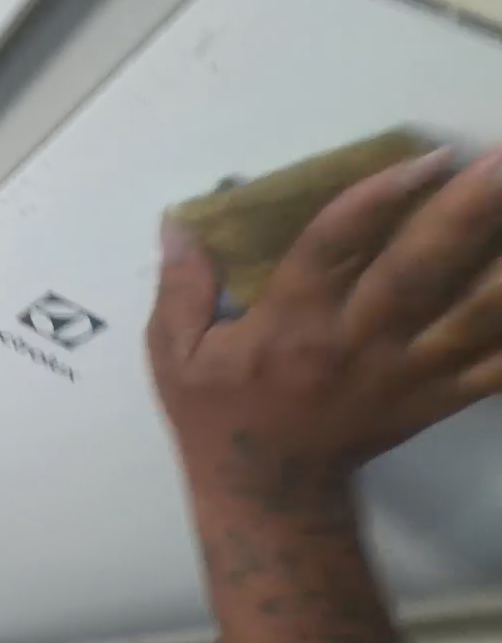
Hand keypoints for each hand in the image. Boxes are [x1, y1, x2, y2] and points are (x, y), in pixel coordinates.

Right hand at [148, 147, 501, 511]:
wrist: (267, 483)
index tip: (424, 159)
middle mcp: (358, 341)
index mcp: (289, 326)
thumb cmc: (211, 407)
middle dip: (475, 211)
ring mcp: (412, 369)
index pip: (334, 251)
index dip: (377, 201)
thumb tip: (180, 225)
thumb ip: (181, 287)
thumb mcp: (171, 349)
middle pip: (425, 269)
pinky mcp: (446, 392)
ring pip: (484, 309)